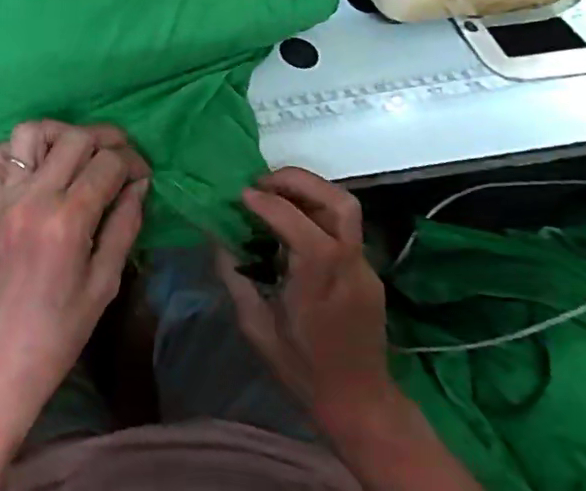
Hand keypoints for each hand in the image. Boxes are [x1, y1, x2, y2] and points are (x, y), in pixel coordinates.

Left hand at [0, 120, 149, 411]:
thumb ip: (125, 224)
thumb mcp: (106, 281)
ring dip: (62, 134)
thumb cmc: (63, 326)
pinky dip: (19, 150)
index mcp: (67, 220)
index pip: (107, 164)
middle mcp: (34, 198)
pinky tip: (40, 167)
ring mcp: (6, 196)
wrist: (5, 351)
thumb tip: (139, 184)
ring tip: (80, 153)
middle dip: (106, 140)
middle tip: (121, 159)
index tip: (143, 176)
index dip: (133, 163)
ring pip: (31, 132)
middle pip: (74, 138)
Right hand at [220, 168, 481, 490]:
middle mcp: (348, 263)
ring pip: (345, 207)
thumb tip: (216, 238)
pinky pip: (345, 228)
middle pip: (335, 200)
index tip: (241, 196)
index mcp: (319, 277)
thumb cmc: (302, 369)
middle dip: (296, 181)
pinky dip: (318, 213)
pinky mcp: (369, 272)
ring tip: (277, 195)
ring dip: (310, 191)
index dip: (265, 201)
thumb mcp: (256, 326)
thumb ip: (235, 277)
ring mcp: (364, 266)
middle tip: (262, 184)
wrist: (360, 404)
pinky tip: (295, 226)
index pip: (294, 219)